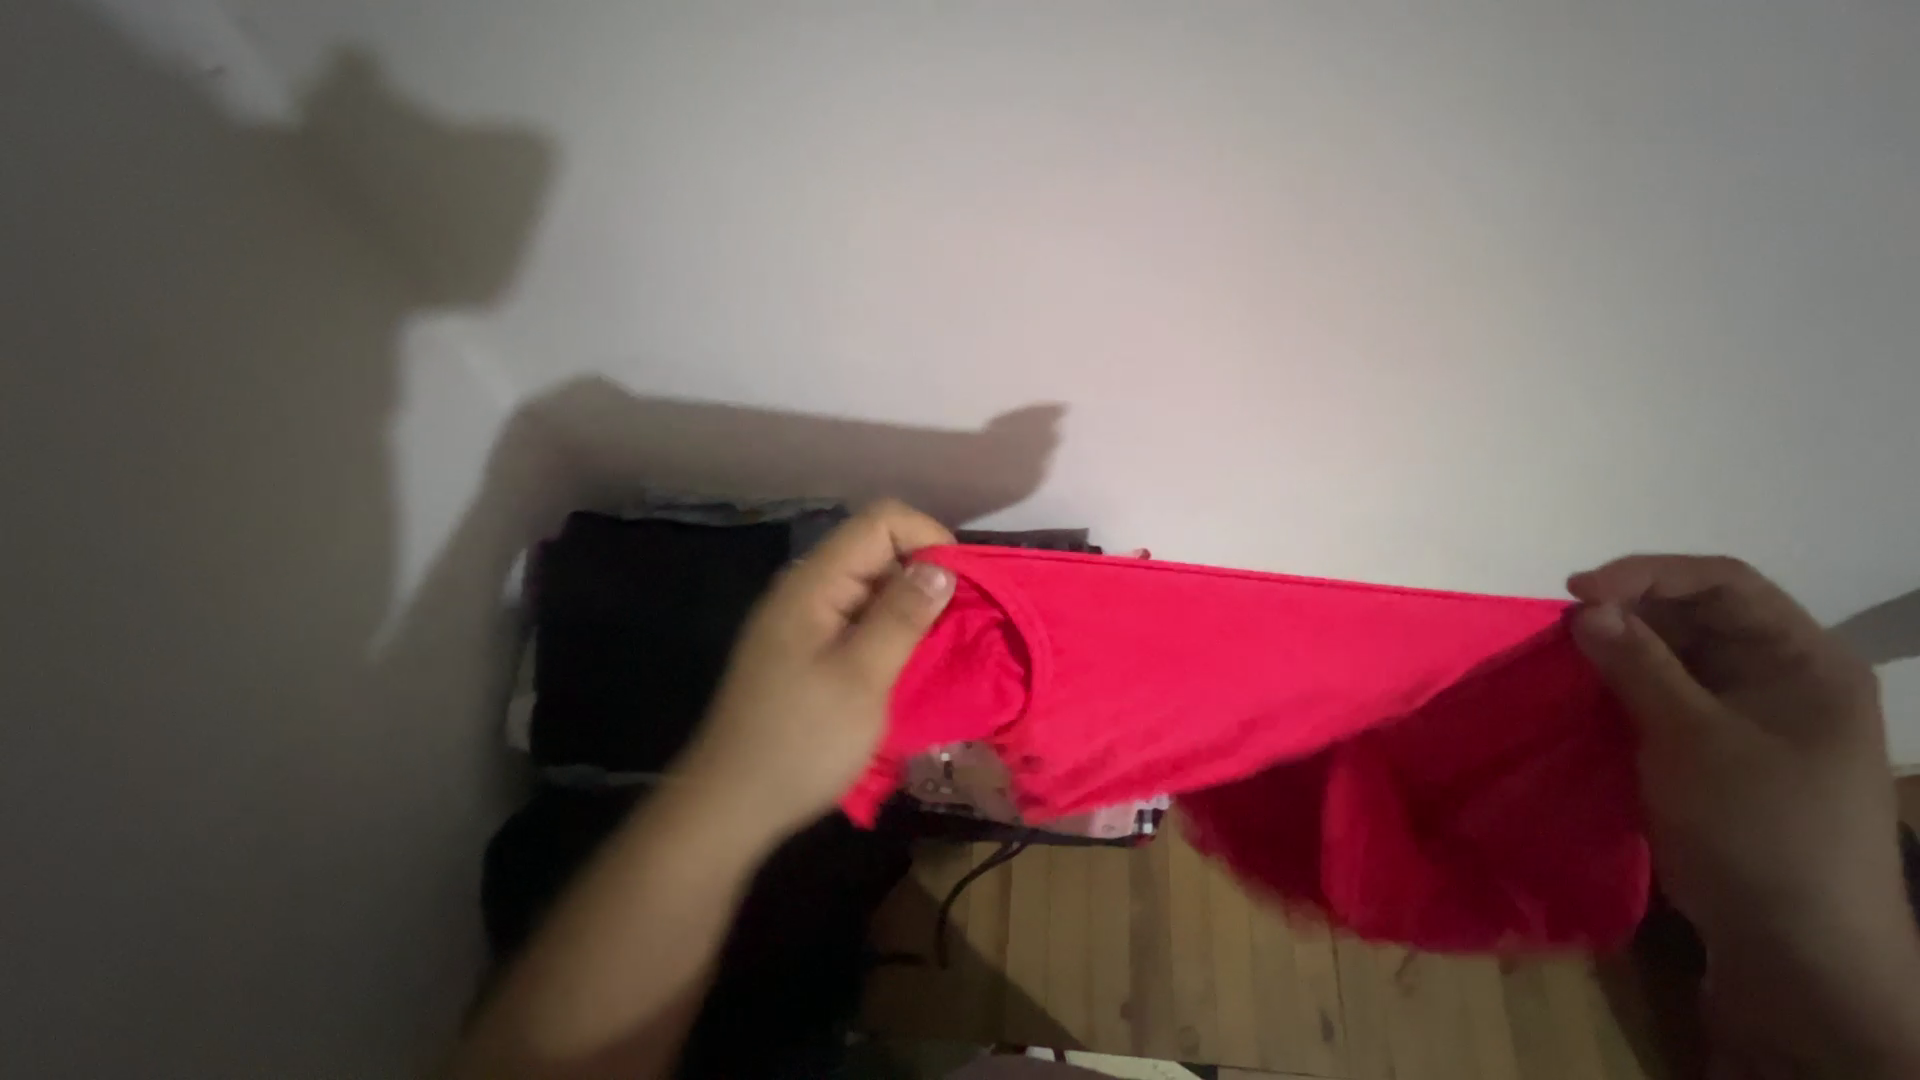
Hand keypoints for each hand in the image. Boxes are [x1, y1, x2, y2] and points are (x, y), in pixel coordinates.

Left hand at [679, 500, 955, 840]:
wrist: (731, 805)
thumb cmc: (801, 742)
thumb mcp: (862, 678)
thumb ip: (902, 616)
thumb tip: (942, 566)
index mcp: (814, 583)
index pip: (880, 521)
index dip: (928, 538)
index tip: (961, 587)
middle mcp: (805, 589)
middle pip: (874, 548)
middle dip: (924, 573)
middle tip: (958, 623)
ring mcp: (801, 621)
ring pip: (869, 585)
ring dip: (909, 605)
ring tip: (939, 644)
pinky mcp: (804, 650)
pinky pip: (856, 618)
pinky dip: (888, 629)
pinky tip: (906, 662)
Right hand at [1568, 555, 1919, 1073]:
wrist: (1791, 939)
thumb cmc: (1759, 826)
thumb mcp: (1695, 738)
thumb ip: (1639, 665)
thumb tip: (1586, 607)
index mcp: (1804, 661)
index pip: (1725, 584)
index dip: (1648, 575)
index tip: (1575, 592)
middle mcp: (1777, 675)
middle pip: (1695, 613)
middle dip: (1625, 609)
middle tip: (1557, 625)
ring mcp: (1743, 711)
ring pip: (1671, 652)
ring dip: (1615, 646)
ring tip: (1558, 653)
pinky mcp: (1709, 744)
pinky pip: (1658, 691)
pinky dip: (1616, 682)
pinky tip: (1578, 688)